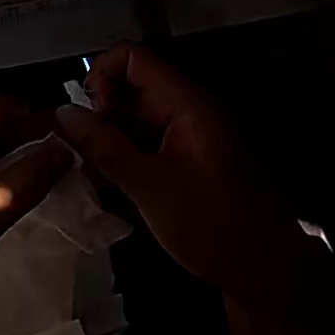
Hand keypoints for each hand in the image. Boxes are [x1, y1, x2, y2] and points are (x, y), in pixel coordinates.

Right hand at [53, 44, 316, 308]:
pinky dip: (124, 155)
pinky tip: (113, 185)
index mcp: (186, 104)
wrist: (272, 276)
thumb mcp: (150, 188)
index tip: (89, 116)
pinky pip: (145, 140)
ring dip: (108, 138)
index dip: (100, 75)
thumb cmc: (218, 229)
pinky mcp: (186, 157)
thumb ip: (103, 147)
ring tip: (95, 174)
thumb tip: (63, 114)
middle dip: (99, 113)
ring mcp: (187, 133)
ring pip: (133, 116)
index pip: (132, 58)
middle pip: (129, 86)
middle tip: (85, 152)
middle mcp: (187, 109)